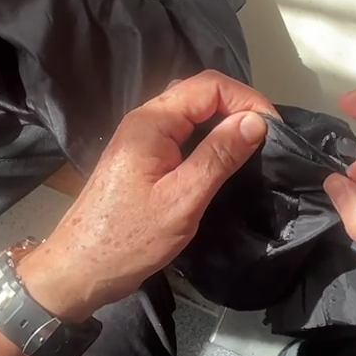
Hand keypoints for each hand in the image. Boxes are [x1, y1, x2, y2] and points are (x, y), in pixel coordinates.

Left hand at [21, 72, 276, 319]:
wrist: (80, 269)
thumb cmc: (129, 238)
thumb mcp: (182, 199)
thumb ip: (218, 156)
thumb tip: (256, 121)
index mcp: (152, 121)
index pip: (209, 85)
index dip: (247, 99)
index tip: (275, 130)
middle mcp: (145, 120)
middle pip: (200, 94)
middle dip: (239, 108)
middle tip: (269, 140)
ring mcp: (142, 139)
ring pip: (192, 114)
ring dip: (225, 124)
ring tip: (254, 149)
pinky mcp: (143, 158)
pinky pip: (182, 135)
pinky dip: (208, 140)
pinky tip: (225, 162)